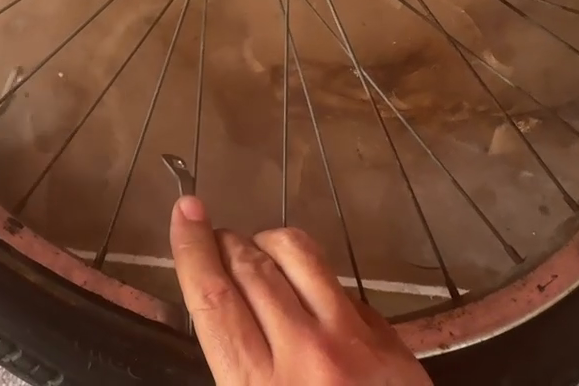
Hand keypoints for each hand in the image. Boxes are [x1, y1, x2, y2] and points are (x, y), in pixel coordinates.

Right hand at [170, 195, 431, 384]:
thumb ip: (235, 369)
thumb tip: (221, 311)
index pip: (213, 295)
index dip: (192, 246)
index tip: (185, 209)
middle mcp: (305, 354)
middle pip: (250, 264)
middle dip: (227, 241)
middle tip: (219, 242)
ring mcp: (355, 342)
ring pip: (299, 252)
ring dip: (269, 243)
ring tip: (261, 256)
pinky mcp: (394, 343)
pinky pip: (342, 286)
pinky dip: (316, 281)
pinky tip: (313, 301)